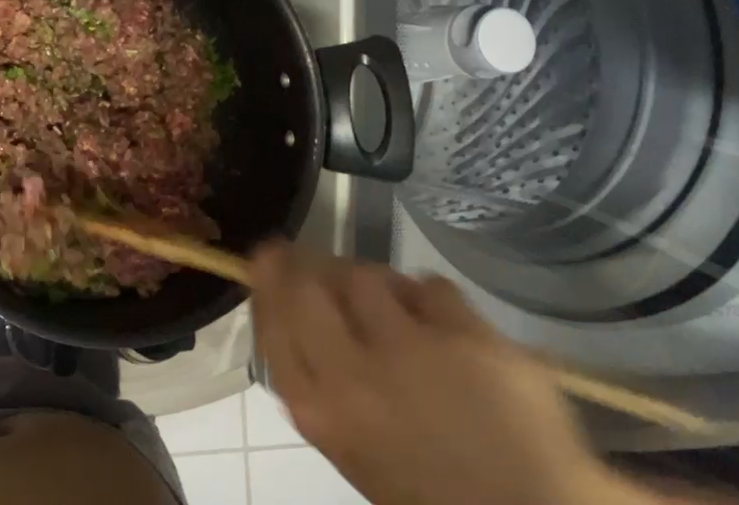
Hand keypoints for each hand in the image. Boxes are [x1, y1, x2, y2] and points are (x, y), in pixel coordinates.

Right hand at [250, 241, 645, 504]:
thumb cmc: (428, 491)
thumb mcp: (351, 448)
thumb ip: (322, 383)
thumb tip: (305, 313)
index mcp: (319, 409)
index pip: (274, 320)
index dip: (269, 280)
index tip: (269, 256)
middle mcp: (354, 374)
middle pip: (310, 286)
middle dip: (307, 262)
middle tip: (316, 258)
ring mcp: (413, 351)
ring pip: (367, 276)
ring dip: (373, 281)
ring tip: (389, 300)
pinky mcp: (469, 338)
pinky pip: (430, 285)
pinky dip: (428, 294)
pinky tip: (439, 319)